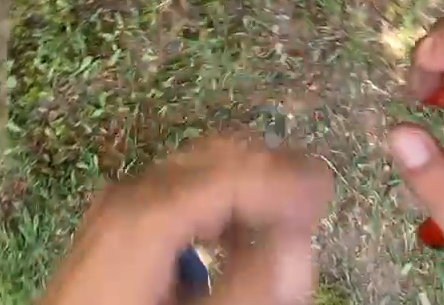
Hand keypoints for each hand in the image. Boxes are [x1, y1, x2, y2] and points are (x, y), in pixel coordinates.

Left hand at [39, 135, 333, 304]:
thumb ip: (248, 286)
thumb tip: (298, 245)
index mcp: (148, 211)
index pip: (230, 172)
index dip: (284, 176)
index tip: (328, 185)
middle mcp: (132, 191)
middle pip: (212, 157)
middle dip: (267, 168)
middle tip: (316, 193)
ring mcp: (118, 201)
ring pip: (195, 168)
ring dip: (244, 182)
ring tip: (287, 212)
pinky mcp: (116, 219)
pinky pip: (175, 189)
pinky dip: (215, 199)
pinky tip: (236, 233)